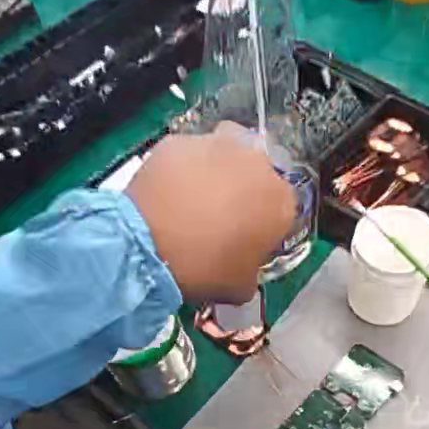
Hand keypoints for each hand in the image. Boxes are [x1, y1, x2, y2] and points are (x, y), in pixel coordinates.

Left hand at [125, 122, 296, 303]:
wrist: (147, 246)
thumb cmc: (204, 270)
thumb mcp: (240, 287)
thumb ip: (251, 272)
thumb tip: (243, 269)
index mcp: (282, 202)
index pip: (282, 213)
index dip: (263, 228)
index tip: (245, 242)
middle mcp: (259, 163)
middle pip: (256, 177)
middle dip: (242, 195)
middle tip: (217, 220)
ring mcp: (218, 144)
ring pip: (224, 157)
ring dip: (215, 175)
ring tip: (192, 201)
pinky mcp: (181, 140)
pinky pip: (187, 156)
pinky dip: (182, 170)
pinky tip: (168, 192)